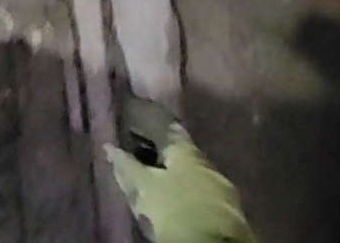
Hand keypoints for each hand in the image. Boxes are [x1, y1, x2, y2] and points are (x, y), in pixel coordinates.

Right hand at [105, 124, 257, 242]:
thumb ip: (126, 164)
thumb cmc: (174, 208)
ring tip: (159, 183)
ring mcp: (224, 192)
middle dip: (166, 157)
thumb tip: (109, 146)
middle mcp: (210, 167)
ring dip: (179, 178)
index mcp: (189, 153)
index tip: (139, 124)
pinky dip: (190, 195)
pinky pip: (204, 197)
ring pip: (196, 178)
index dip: (154, 128)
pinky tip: (178, 201)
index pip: (171, 132)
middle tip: (144, 156)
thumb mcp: (143, 186)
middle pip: (184, 156)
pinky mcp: (230, 216)